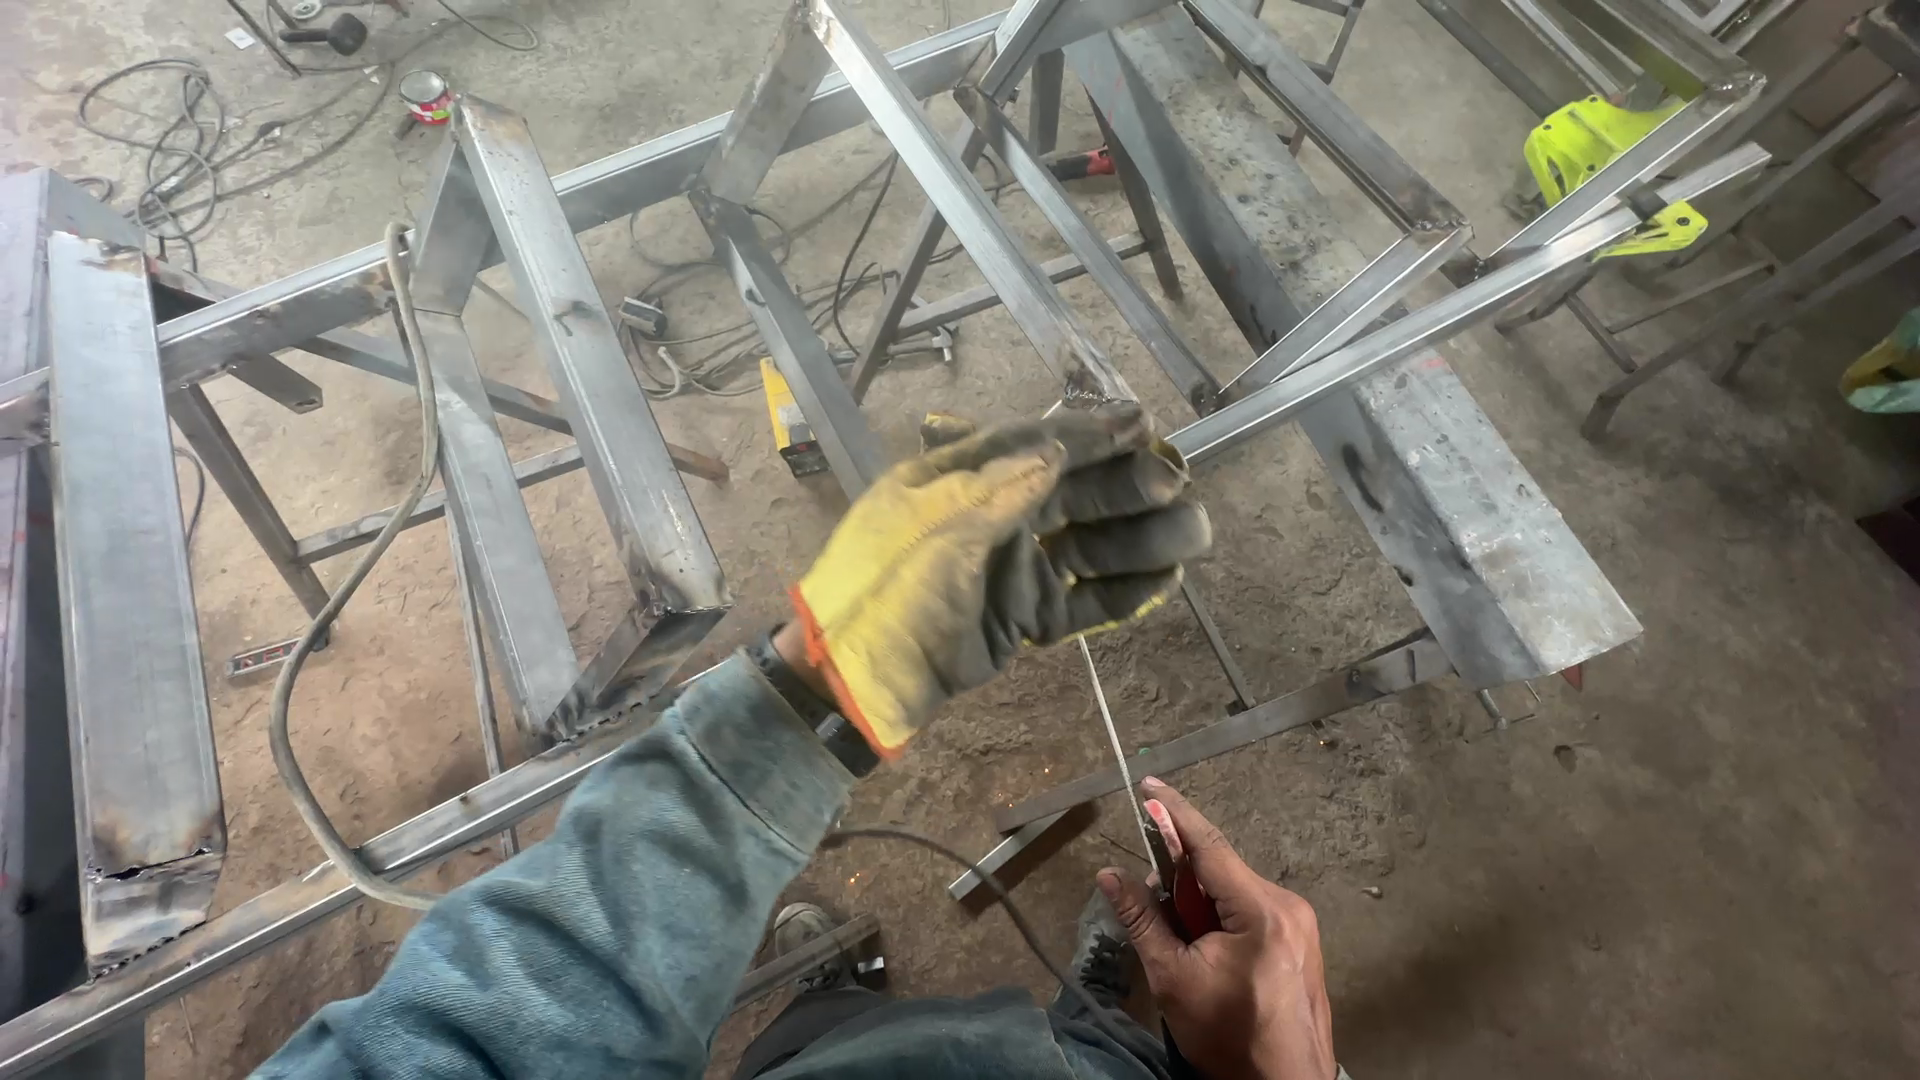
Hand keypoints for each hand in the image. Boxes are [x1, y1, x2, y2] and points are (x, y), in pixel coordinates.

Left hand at [786, 404, 1208, 757]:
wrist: (856, 678)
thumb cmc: (888, 586)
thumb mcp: (939, 523)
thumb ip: (1005, 483)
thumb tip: (1063, 443)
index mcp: (960, 479)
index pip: (1034, 444)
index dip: (1087, 434)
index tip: (1141, 423)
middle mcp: (992, 515)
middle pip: (1071, 492)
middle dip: (1124, 485)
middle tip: (1172, 483)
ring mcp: (1011, 567)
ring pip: (1086, 544)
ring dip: (1137, 537)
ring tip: (1192, 531)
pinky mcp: (1024, 614)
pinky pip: (1082, 599)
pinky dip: (1122, 591)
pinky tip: (1164, 580)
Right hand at [1098, 778, 1334, 1079]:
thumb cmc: (1229, 1038)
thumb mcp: (1173, 979)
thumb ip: (1142, 919)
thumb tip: (1109, 875)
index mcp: (1260, 910)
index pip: (1208, 844)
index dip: (1174, 811)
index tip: (1148, 784)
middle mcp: (1286, 904)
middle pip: (1216, 868)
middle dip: (1180, 882)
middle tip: (1161, 919)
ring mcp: (1298, 921)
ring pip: (1230, 888)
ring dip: (1198, 904)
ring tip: (1188, 950)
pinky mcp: (1299, 938)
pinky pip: (1247, 906)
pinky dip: (1218, 916)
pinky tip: (1209, 953)